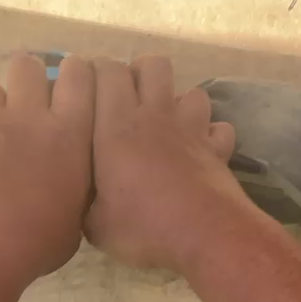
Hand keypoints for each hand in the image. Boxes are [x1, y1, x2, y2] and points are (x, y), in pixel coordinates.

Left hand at [0, 52, 94, 284]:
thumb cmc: (38, 240)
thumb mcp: (76, 215)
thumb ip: (76, 184)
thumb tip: (72, 181)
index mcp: (69, 134)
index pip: (79, 76)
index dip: (77, 75)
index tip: (75, 90)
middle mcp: (29, 117)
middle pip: (27, 66)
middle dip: (30, 79)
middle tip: (32, 106)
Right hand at [85, 55, 263, 273]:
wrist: (204, 236)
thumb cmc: (142, 226)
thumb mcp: (95, 224)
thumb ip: (86, 200)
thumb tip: (83, 198)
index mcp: (117, 126)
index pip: (108, 71)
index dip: (97, 70)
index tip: (88, 87)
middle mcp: (157, 116)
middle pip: (153, 65)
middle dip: (139, 72)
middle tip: (127, 98)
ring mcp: (192, 129)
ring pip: (191, 92)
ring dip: (178, 103)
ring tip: (167, 126)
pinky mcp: (218, 148)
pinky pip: (217, 128)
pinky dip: (209, 135)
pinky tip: (199, 151)